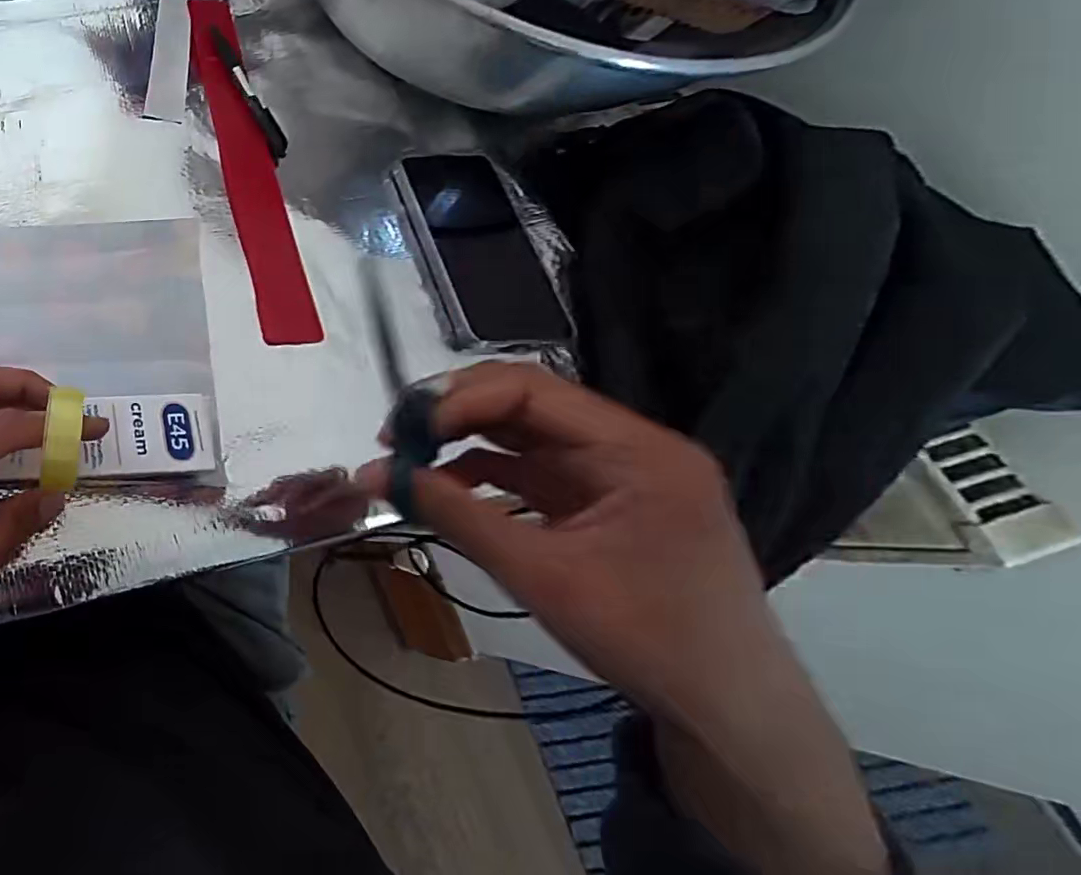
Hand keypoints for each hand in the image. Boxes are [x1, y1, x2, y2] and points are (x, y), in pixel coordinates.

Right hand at [355, 362, 887, 873]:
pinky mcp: (599, 499)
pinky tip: (444, 485)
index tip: (405, 432)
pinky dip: (482, 470)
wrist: (728, 715)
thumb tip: (376, 474)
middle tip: (397, 434)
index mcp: (637, 450)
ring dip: (463, 436)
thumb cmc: (645, 639)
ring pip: (523, 430)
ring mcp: (614, 472)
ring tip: (408, 454)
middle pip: (526, 399)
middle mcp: (629, 446)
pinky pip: (530, 466)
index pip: (533, 390)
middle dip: (455, 410)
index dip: (460, 401)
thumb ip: (455, 515)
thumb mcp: (538, 574)